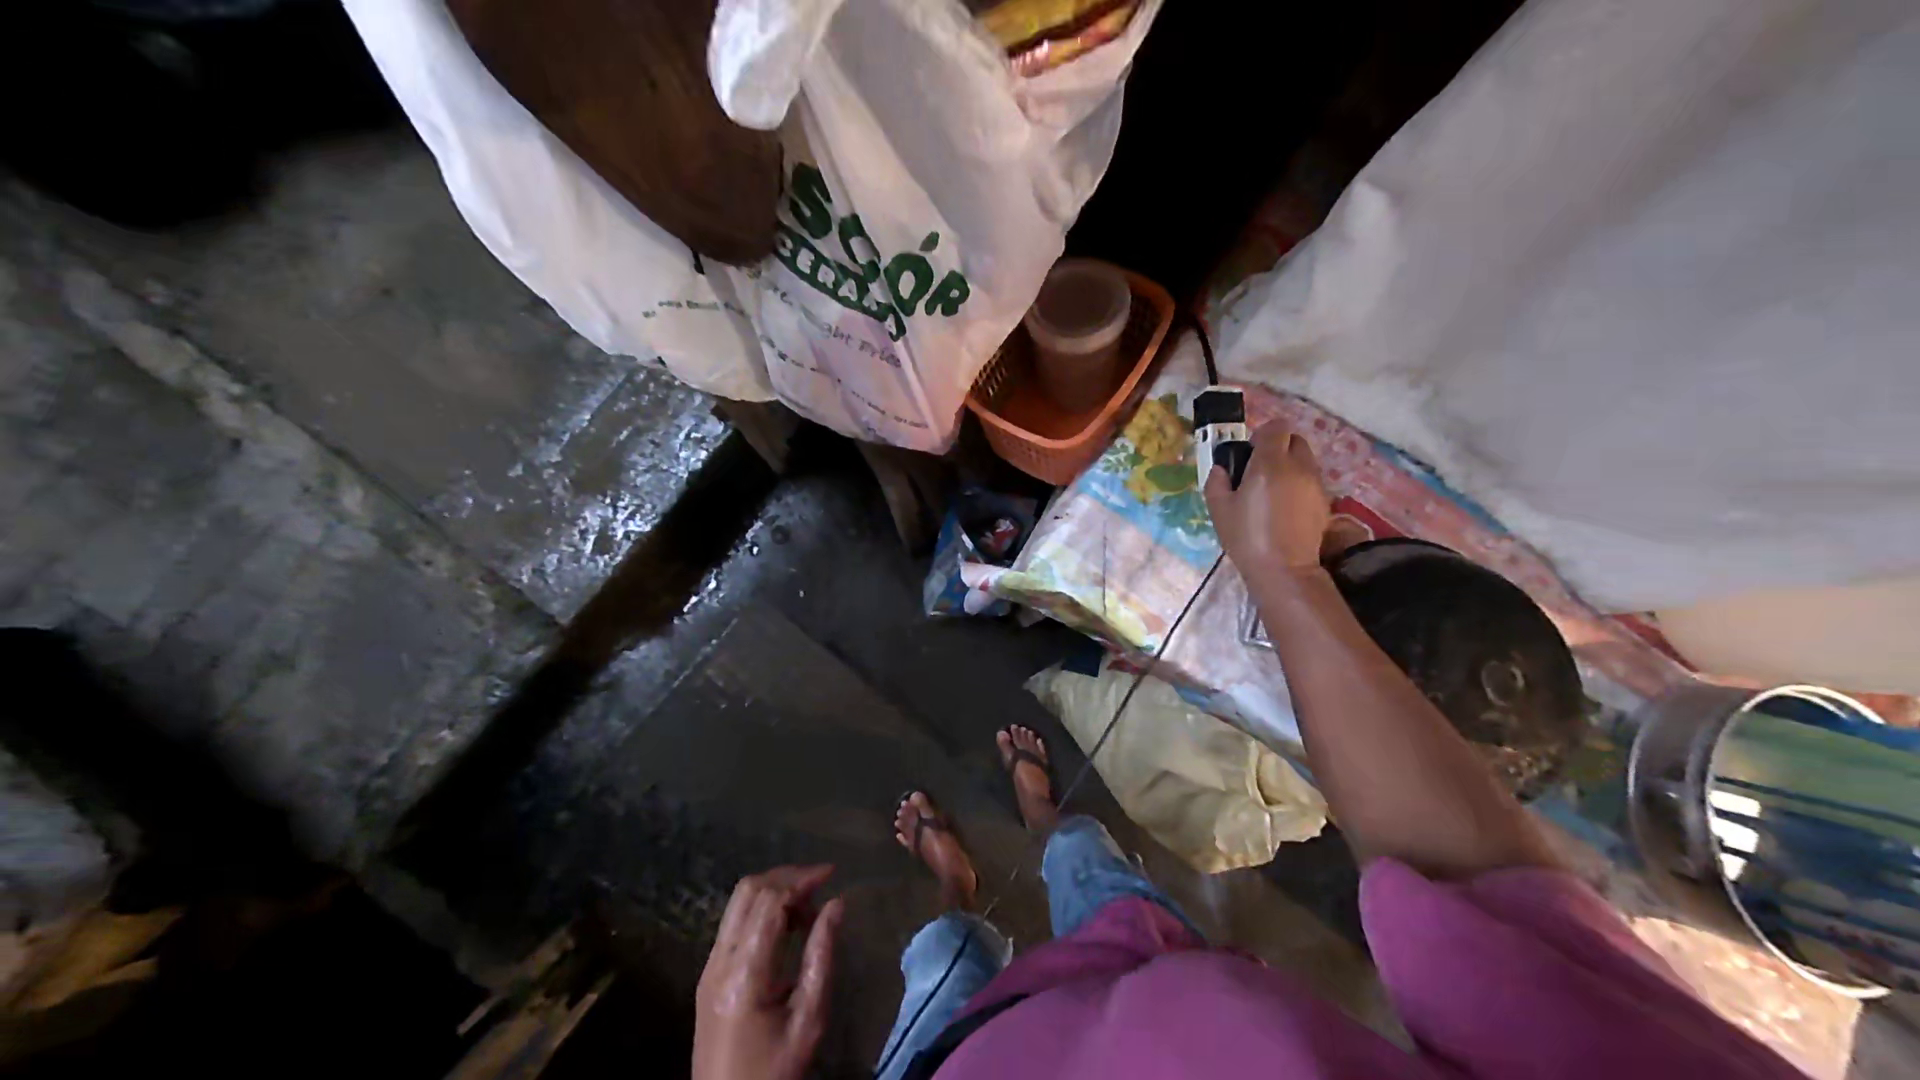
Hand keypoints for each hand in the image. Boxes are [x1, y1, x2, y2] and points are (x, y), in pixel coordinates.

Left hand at [693, 865, 845, 1079]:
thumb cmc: (776, 1071)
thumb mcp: (809, 1019)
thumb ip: (822, 956)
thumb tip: (836, 904)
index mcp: (744, 975)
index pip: (769, 902)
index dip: (801, 879)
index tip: (832, 873)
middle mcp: (719, 962)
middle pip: (748, 890)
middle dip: (787, 877)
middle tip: (820, 886)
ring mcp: (708, 967)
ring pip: (738, 902)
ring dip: (774, 891)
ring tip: (807, 909)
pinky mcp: (708, 974)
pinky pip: (734, 922)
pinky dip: (762, 910)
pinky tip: (787, 926)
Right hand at [1204, 421, 1330, 572]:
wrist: (1284, 568)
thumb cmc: (1246, 536)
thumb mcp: (1218, 508)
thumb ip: (1217, 480)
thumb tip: (1222, 469)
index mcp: (1270, 464)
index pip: (1276, 428)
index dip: (1262, 435)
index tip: (1249, 453)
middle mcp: (1298, 467)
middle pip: (1295, 440)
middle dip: (1279, 447)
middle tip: (1260, 470)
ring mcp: (1316, 484)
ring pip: (1305, 460)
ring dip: (1290, 466)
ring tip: (1273, 491)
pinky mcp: (1324, 501)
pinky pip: (1311, 481)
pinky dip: (1299, 485)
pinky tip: (1285, 507)